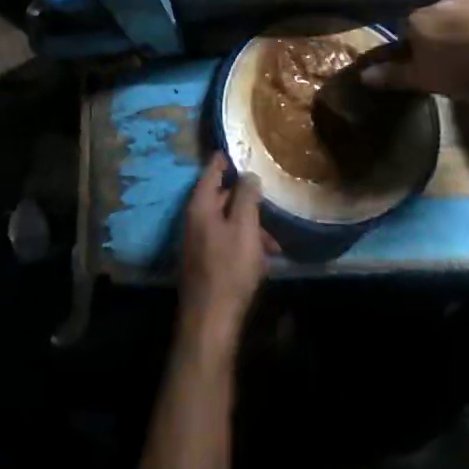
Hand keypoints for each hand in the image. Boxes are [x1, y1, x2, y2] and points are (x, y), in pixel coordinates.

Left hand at [178, 154, 271, 348]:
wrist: (211, 320)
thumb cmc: (229, 269)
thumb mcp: (244, 228)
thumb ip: (246, 197)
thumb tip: (248, 173)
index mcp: (200, 206)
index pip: (211, 171)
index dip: (224, 159)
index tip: (237, 148)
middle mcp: (194, 219)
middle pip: (220, 197)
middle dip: (245, 199)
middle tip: (269, 199)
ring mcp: (197, 241)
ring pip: (226, 222)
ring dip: (250, 227)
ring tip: (274, 244)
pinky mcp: (204, 261)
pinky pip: (225, 241)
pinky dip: (243, 243)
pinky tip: (262, 260)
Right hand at [361, 0, 468, 100]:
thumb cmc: (464, 63)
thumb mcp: (425, 78)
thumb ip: (395, 76)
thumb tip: (363, 76)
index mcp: (417, 19)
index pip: (406, 37)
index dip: (416, 58)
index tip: (429, 77)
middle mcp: (442, 3)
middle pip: (437, 29)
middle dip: (445, 50)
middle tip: (460, 78)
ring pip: (465, 26)